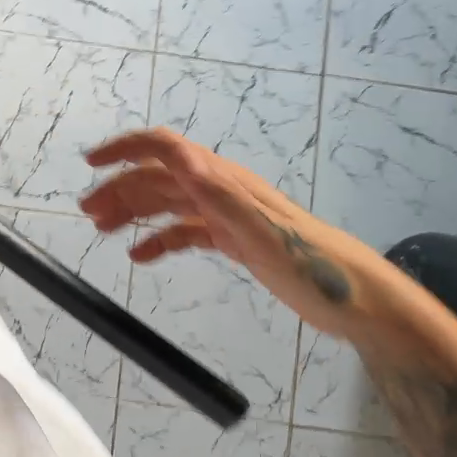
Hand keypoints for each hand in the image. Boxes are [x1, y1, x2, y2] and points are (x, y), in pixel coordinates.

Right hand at [81, 128, 401, 342]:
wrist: (369, 307)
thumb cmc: (320, 271)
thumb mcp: (268, 234)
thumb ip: (223, 197)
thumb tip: (181, 160)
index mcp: (224, 182)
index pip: (164, 149)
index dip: (125, 149)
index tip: (91, 163)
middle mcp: (220, 191)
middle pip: (157, 178)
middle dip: (118, 189)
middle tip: (87, 212)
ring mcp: (227, 216)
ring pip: (166, 203)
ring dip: (132, 212)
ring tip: (102, 230)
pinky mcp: (234, 241)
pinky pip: (185, 232)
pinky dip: (159, 240)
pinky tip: (141, 256)